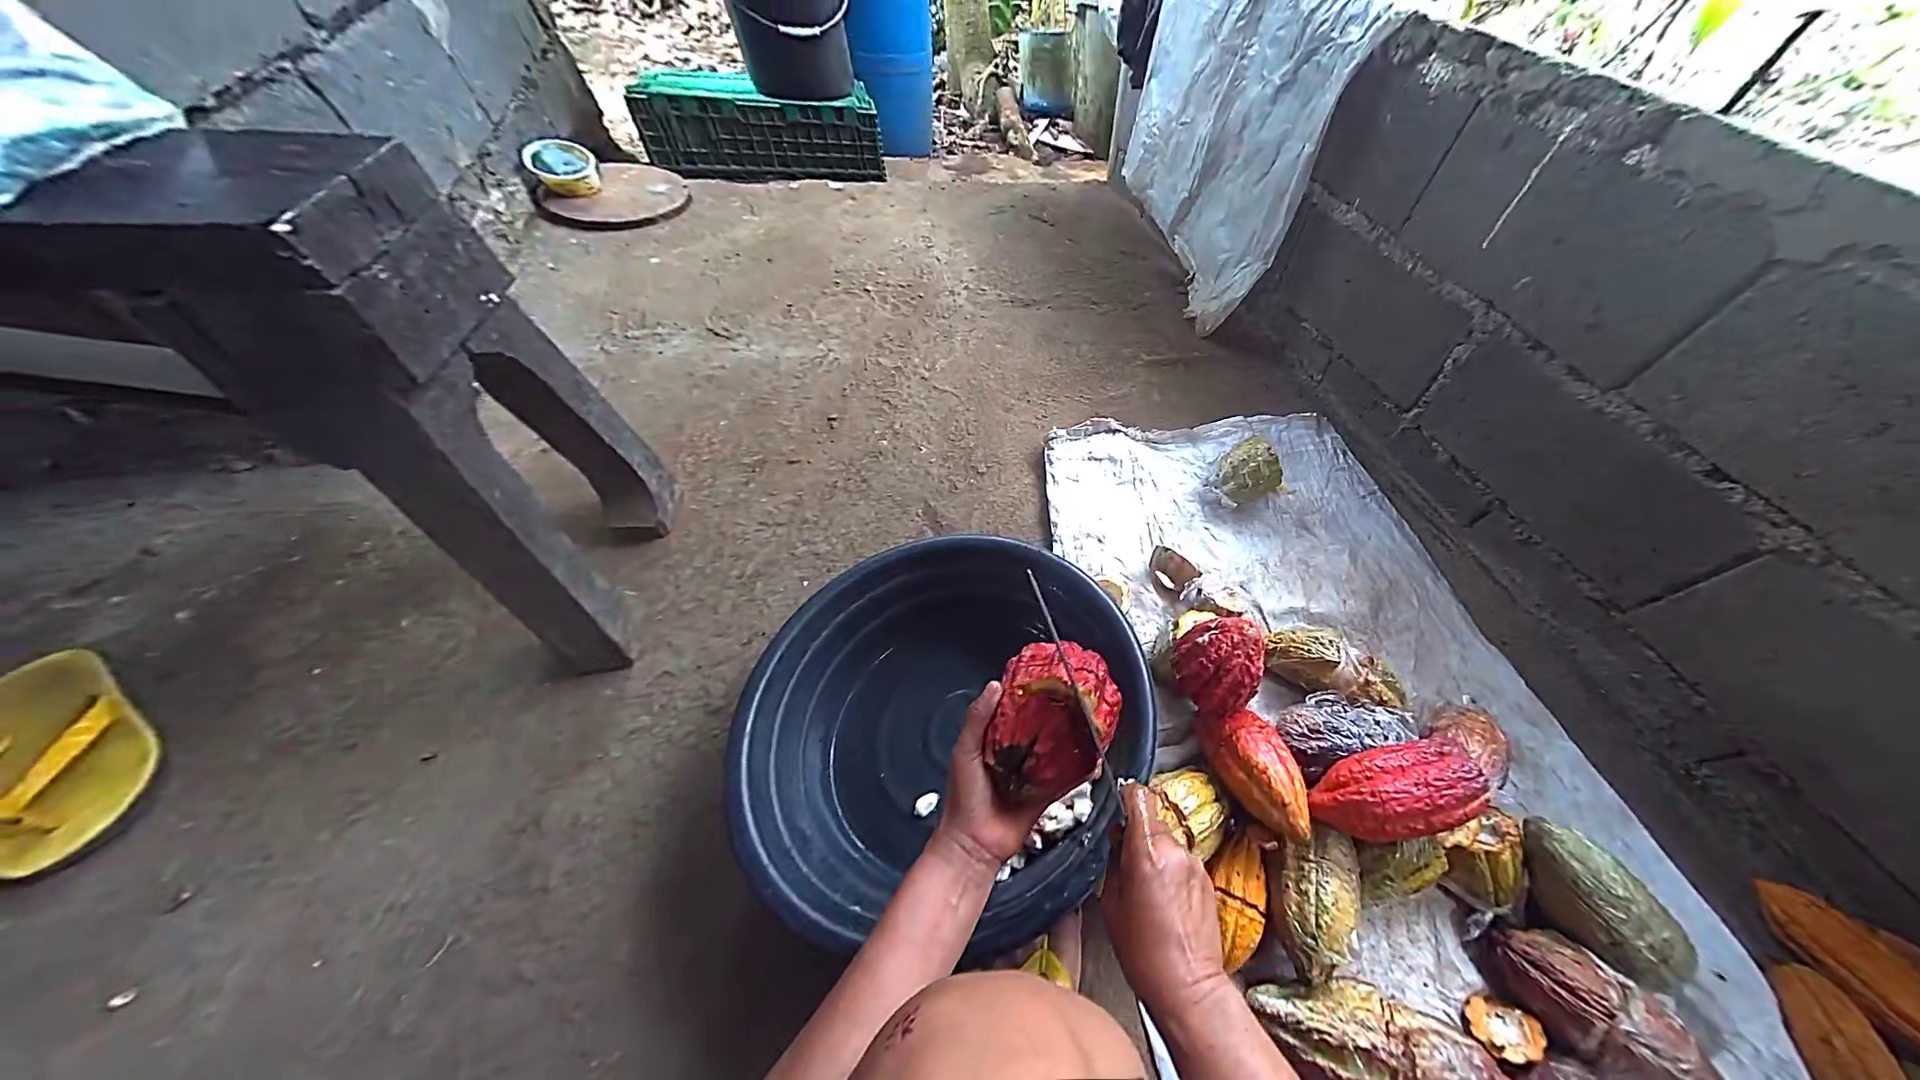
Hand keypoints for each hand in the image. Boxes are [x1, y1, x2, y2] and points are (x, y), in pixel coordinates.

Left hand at [931, 681, 1077, 873]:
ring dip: (1066, 739)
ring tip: (1083, 719)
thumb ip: (977, 719)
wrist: (974, 844)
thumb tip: (994, 686)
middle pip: (1036, 728)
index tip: (1043, 679)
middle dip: (1051, 716)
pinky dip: (1076, 768)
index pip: (1011, 710)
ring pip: (1052, 750)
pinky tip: (1088, 754)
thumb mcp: (964, 750)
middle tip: (1070, 697)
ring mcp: (1030, 773)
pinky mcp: (1044, 793)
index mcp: (991, 740)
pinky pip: (1064, 778)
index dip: (1025, 696)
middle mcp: (1012, 754)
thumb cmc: (963, 799)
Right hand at [1102, 780, 1227, 1014]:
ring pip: (1167, 839)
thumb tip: (1116, 837)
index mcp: (1146, 852)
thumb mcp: (1110, 901)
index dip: (1126, 795)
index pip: (1140, 796)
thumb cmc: (1144, 952)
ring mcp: (1195, 863)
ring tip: (1143, 883)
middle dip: (1136, 831)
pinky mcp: (1207, 878)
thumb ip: (1113, 859)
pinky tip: (1162, 895)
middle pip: (1153, 818)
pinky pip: (1181, 859)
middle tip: (1123, 855)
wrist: (1189, 986)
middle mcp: (1175, 850)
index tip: (1117, 801)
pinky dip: (1170, 867)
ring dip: (1154, 850)